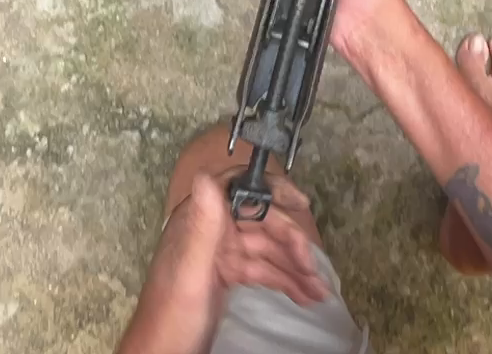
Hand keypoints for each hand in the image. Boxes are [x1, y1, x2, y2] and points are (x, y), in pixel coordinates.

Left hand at [116, 173, 328, 353]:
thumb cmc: (172, 315)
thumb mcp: (191, 270)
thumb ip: (202, 224)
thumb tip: (206, 175)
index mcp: (199, 217)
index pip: (240, 188)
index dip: (272, 190)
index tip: (300, 203)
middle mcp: (211, 227)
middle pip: (260, 220)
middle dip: (290, 240)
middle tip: (313, 267)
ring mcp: (220, 250)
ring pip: (265, 246)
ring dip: (294, 265)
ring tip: (318, 289)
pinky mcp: (227, 273)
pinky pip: (262, 268)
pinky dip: (285, 280)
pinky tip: (305, 295)